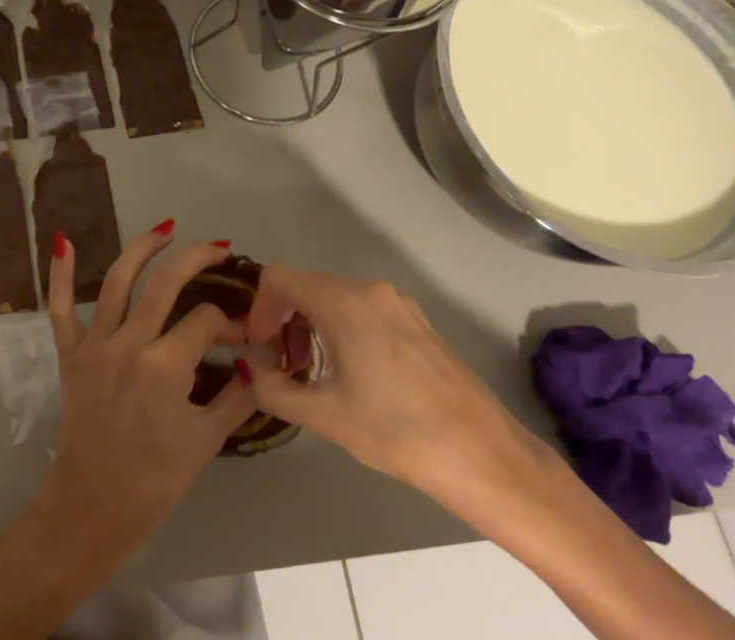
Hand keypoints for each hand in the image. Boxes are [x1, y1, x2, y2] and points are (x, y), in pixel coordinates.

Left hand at [40, 222, 255, 555]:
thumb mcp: (207, 438)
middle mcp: (129, 343)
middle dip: (195, 257)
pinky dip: (59, 275)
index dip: (229, 324)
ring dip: (140, 249)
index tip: (241, 338)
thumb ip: (237, 397)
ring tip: (162, 229)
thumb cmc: (156, 477)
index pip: (205, 321)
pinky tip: (64, 242)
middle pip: (165, 284)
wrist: (96, 501)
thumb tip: (254, 365)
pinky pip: (60, 308)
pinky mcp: (70, 354)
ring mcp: (95, 345)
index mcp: (165, 364)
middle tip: (217, 246)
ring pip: (116, 282)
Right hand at [245, 266, 541, 497]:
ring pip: (335, 299)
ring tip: (313, 377)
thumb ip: (272, 388)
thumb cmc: (396, 432)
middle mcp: (371, 291)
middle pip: (306, 287)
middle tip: (282, 368)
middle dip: (283, 322)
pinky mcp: (418, 323)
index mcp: (344, 302)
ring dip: (311, 329)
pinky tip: (350, 377)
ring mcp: (399, 305)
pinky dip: (341, 332)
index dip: (258, 310)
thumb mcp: (322, 415)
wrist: (483, 456)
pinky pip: (363, 311)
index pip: (278, 278)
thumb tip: (252, 371)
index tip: (262, 351)